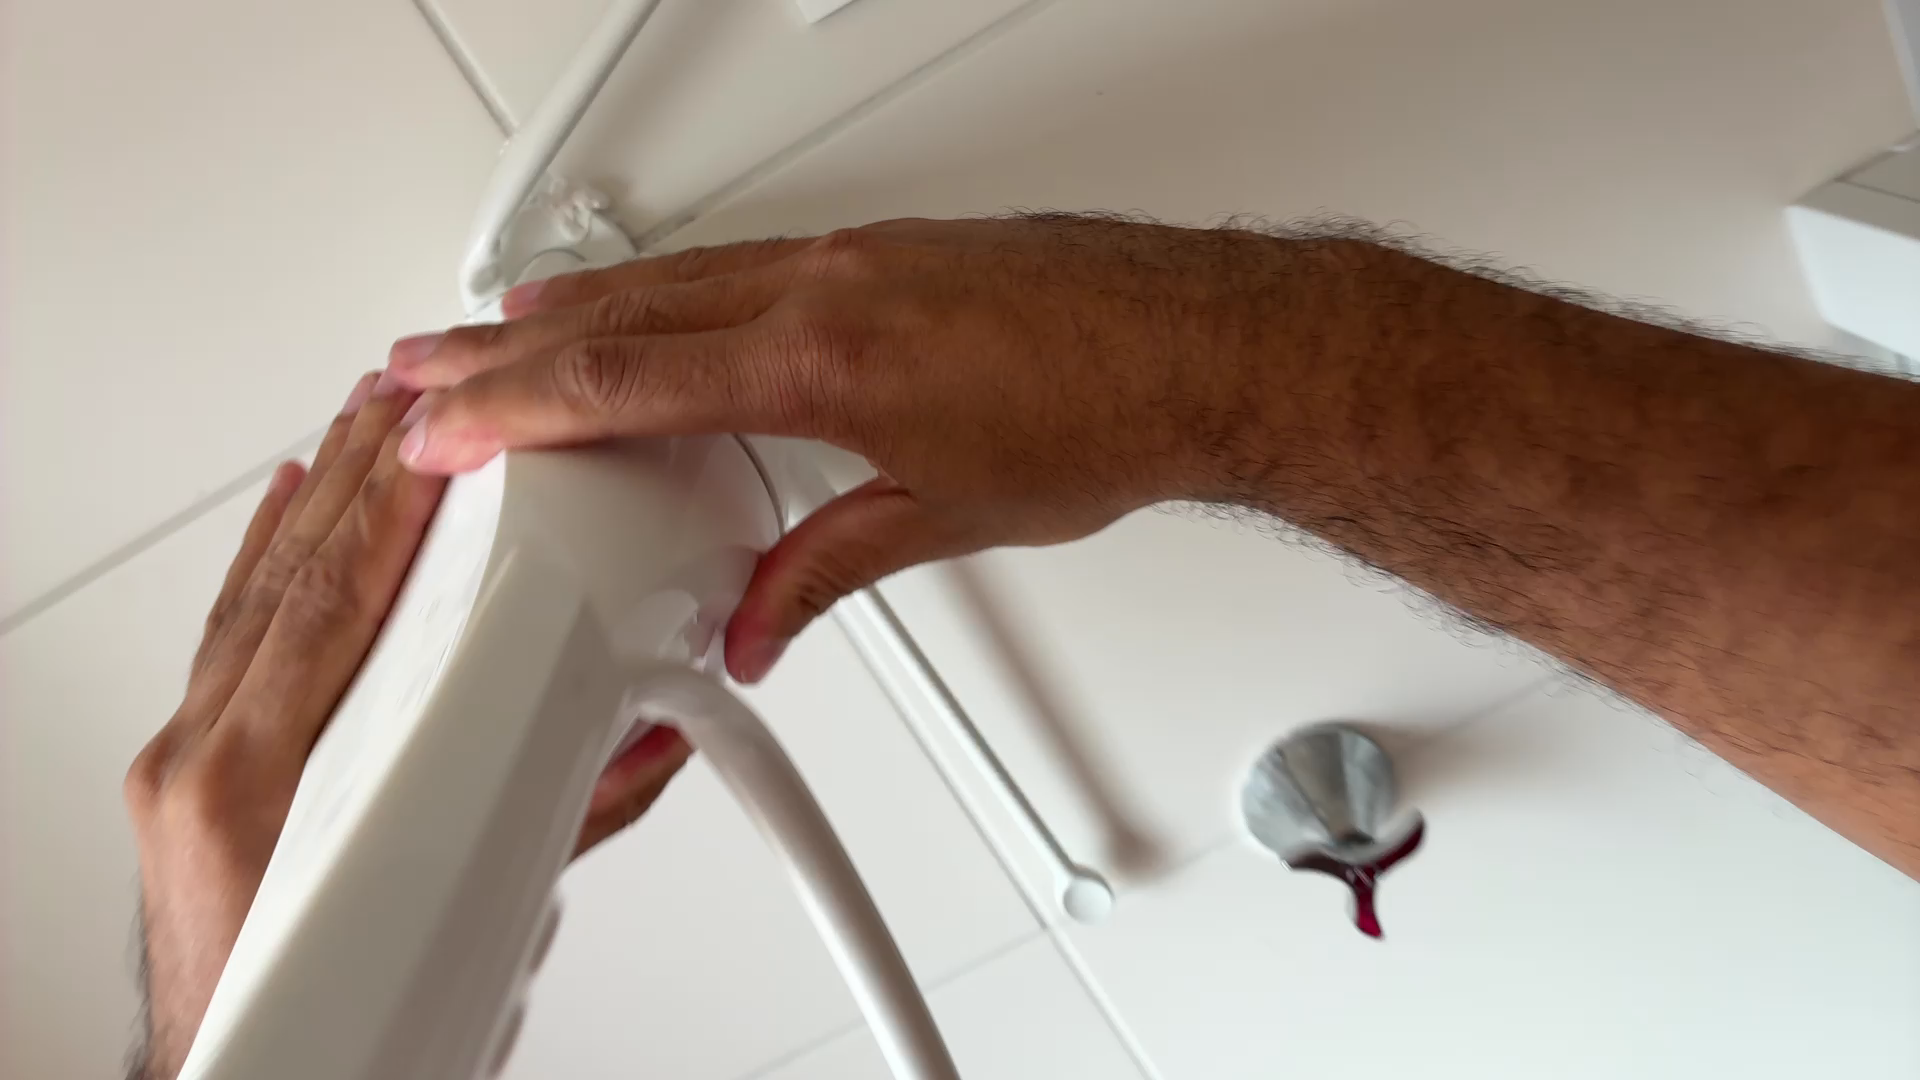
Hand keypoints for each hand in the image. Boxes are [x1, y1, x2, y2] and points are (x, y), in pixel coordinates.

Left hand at [124, 374, 688, 1076]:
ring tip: (370, 417)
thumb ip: (589, 802)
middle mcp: (213, 753)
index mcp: (269, 783)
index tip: (447, 445)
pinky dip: (269, 542)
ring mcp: (192, 748)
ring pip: (261, 584)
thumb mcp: (502, 894)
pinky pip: (235, 620)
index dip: (395, 511)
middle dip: (369, 467)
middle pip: (295, 570)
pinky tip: (296, 491)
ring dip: (326, 487)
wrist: (271, 1065)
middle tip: (418, 394)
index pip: (338, 603)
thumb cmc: (355, 998)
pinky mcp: (196, 753)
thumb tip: (660, 733)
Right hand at [386, 216, 1292, 680]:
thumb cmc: (1097, 421)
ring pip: (684, 277)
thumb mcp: (943, 520)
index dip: (515, 406)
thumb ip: (828, 569)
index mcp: (823, 365)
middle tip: (440, 359)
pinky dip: (688, 290)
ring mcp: (859, 258)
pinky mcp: (893, 251)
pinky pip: (756, 264)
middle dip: (514, 343)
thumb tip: (758, 621)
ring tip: (524, 336)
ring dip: (593, 309)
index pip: (625, 385)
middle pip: (627, 313)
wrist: (1190, 356)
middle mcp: (828, 289)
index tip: (448, 418)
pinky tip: (674, 313)